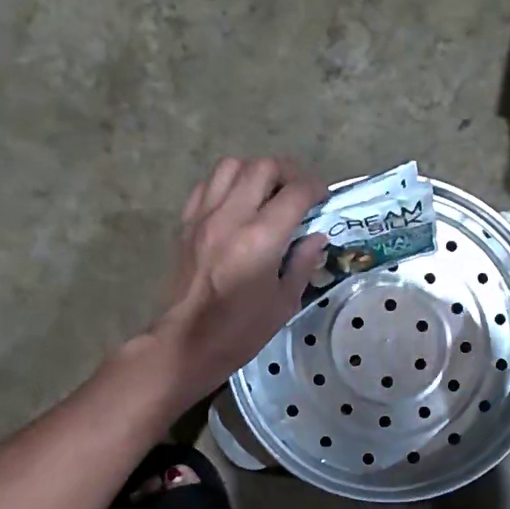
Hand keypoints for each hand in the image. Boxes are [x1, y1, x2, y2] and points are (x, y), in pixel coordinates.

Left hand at [146, 157, 327, 400]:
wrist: (189, 342)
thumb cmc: (242, 329)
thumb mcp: (284, 301)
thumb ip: (303, 263)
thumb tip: (316, 237)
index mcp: (261, 239)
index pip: (295, 193)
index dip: (314, 189)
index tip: (322, 199)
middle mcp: (231, 217)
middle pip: (263, 167)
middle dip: (288, 173)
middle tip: (298, 192)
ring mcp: (204, 216)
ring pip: (231, 166)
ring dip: (255, 172)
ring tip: (267, 193)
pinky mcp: (187, 223)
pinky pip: (207, 184)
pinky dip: (227, 184)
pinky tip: (237, 204)